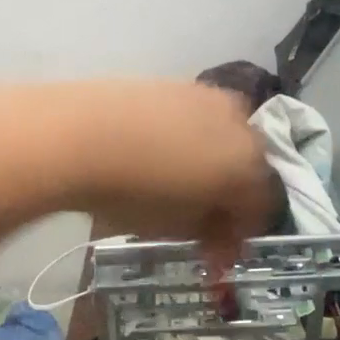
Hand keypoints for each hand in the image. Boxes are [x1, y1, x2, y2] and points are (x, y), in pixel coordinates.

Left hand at [0, 80, 276, 257]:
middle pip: (246, 167)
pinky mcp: (173, 83)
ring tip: (175, 189)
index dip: (239, 236)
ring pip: (221, 139)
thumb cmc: (135, 192)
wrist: (79, 134)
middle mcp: (240, 124)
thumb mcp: (177, 226)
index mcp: (250, 164)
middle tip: (199, 224)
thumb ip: (208, 231)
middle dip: (227, 197)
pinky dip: (185, 141)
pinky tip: (157, 158)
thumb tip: (218, 234)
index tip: (217, 255)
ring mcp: (207, 97)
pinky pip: (193, 120)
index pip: (260, 207)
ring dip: (208, 166)